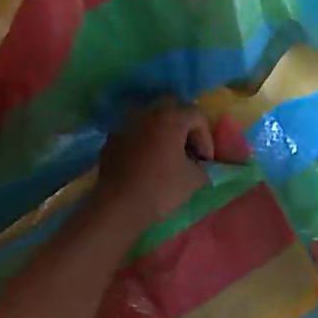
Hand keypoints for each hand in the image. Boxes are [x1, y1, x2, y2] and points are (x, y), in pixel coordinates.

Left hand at [94, 101, 215, 229]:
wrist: (119, 205)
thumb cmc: (161, 189)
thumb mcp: (194, 180)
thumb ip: (202, 167)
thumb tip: (199, 167)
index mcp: (169, 117)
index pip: (197, 116)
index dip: (206, 139)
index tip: (206, 162)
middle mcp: (145, 112)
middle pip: (172, 111)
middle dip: (185, 129)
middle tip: (190, 152)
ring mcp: (125, 124)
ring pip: (151, 121)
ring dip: (163, 134)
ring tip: (168, 157)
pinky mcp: (111, 140)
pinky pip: (134, 135)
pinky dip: (145, 144)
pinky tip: (147, 164)